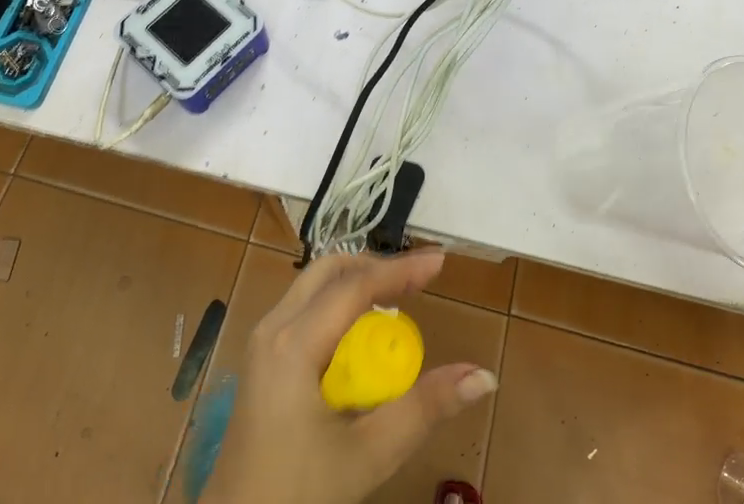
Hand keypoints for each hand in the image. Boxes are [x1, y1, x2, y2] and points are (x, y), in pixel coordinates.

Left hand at [201, 251, 498, 503]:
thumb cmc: (301, 489)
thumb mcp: (370, 453)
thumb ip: (425, 407)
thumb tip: (483, 376)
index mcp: (294, 344)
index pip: (354, 287)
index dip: (400, 269)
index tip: (440, 262)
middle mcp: (272, 328)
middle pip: (327, 271)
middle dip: (375, 267)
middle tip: (417, 281)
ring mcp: (262, 341)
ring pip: (311, 286)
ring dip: (355, 283)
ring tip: (397, 301)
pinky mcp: (261, 358)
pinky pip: (302, 308)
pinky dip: (337, 304)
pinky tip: (362, 333)